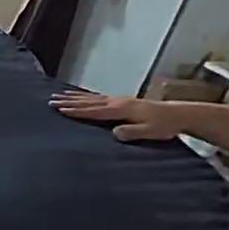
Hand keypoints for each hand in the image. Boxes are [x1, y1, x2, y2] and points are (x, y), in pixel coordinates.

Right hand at [49, 91, 186, 141]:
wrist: (176, 114)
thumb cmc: (163, 126)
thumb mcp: (149, 132)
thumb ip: (131, 132)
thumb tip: (113, 134)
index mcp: (120, 110)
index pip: (93, 111)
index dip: (76, 110)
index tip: (60, 109)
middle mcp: (116, 102)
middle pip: (88, 102)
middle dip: (69, 101)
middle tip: (51, 100)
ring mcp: (118, 100)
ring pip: (91, 98)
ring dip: (74, 97)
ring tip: (59, 95)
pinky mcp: (121, 101)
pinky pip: (98, 97)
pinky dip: (86, 95)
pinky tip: (81, 95)